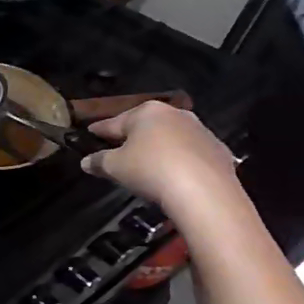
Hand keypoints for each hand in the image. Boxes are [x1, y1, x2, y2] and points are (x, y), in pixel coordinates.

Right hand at [80, 101, 241, 214]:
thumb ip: (99, 161)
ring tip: (148, 163)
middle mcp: (174, 114)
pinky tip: (176, 174)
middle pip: (145, 125)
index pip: (115, 122)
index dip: (100, 130)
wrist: (203, 190)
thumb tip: (86, 161)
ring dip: (159, 147)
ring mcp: (200, 130)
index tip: (90, 132)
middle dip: (132, 136)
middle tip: (119, 149)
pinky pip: (191, 152)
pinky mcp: (217, 149)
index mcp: (146, 112)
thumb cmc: (151, 170)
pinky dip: (180, 159)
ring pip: (170, 136)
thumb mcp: (115, 167)